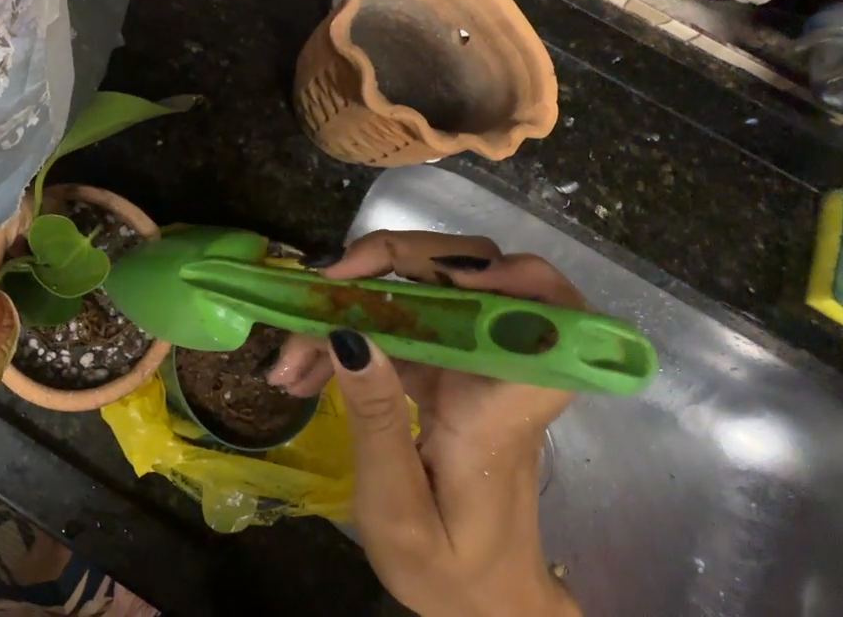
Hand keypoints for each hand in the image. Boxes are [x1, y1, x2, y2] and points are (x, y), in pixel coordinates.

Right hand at [267, 231, 582, 616]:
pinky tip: (300, 374)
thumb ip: (377, 420)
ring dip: (350, 303)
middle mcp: (496, 373)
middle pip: (472, 275)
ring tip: (288, 356)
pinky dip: (343, 336)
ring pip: (421, 296)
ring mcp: (468, 368)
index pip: (554, 318)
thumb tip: (347, 332)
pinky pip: (395, 329)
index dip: (514, 276)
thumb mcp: (397, 508)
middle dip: (393, 260)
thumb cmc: (449, 570)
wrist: (481, 603)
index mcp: (502, 408)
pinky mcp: (442, 374)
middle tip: (323, 283)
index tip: (444, 276)